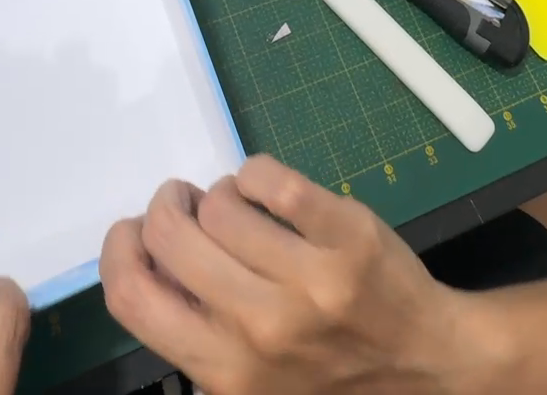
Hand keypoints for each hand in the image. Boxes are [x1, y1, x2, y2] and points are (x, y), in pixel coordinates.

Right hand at [100, 154, 478, 394]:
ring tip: (241, 208)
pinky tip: (268, 190)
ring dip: (221, 195)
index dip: (119, 249)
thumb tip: (153, 262)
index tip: (134, 231)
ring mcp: (307, 277)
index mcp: (225, 370)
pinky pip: (271, 178)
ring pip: (220, 202)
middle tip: (187, 205)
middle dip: (169, 206)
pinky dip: (256, 173)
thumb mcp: (252, 382)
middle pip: (169, 234)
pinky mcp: (346, 232)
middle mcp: (260, 327)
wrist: (427, 366)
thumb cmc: (330, 373)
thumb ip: (197, 334)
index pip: (132, 297)